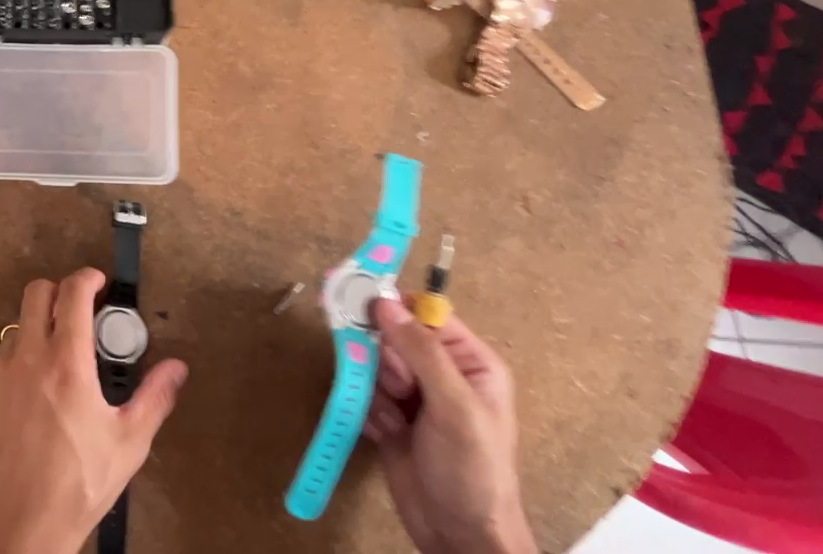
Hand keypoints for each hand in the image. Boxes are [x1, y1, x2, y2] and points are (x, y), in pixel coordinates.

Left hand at [0, 267, 188, 553]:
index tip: (98, 282)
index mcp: (67, 361)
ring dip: (38, 329)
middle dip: (59, 293)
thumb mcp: (128, 441)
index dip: (87, 278)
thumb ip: (155, 397)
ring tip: (57, 362)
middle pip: (36, 292)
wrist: (19, 519)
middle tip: (78, 313)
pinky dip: (18, 363)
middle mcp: (27, 355)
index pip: (72, 293)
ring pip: (17, 326)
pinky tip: (32, 396)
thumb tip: (177, 367)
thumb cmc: (79, 482)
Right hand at [364, 299, 536, 553]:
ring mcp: (413, 394)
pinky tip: (388, 435)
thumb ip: (421, 350)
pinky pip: (361, 392)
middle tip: (397, 390)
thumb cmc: (472, 470)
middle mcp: (440, 371)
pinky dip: (367, 411)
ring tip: (395, 422)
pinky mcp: (389, 414)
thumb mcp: (455, 407)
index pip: (422, 312)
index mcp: (468, 361)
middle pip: (387, 336)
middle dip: (382, 362)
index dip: (387, 303)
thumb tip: (384, 300)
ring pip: (369, 364)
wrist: (458, 534)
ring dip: (374, 392)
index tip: (350, 292)